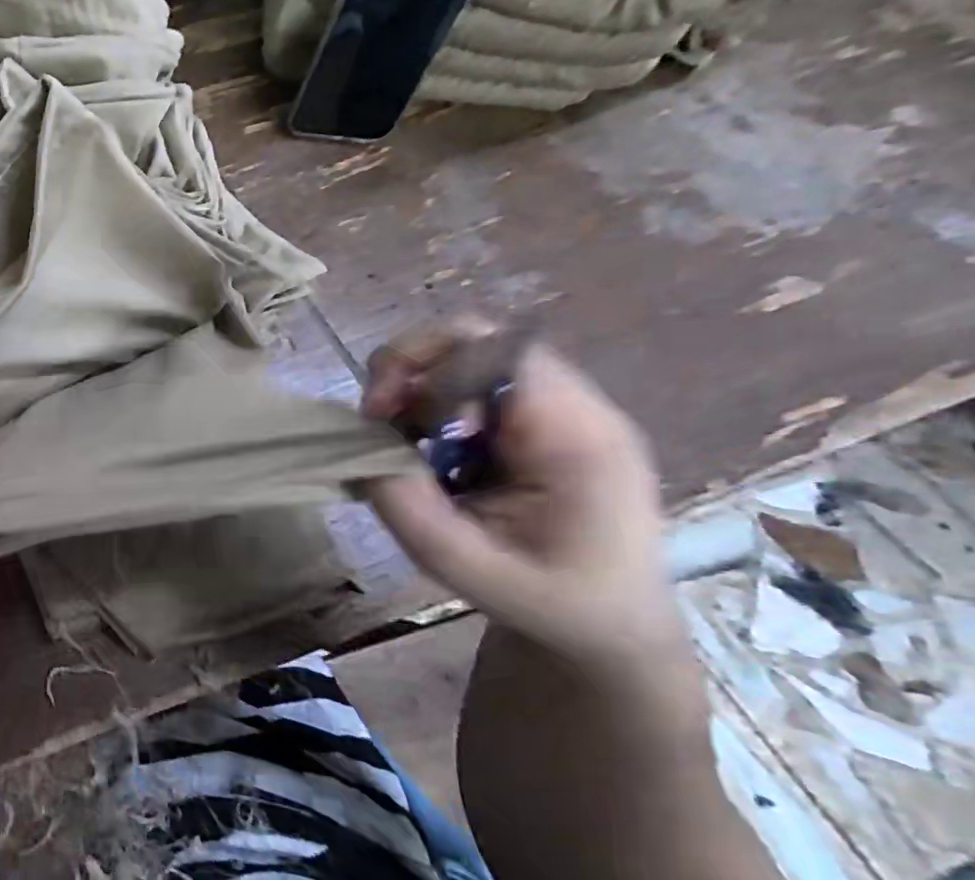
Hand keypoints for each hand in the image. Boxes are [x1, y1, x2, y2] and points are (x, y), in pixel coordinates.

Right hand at [363, 324, 687, 674]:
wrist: (610, 632)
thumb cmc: (549, 606)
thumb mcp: (465, 568)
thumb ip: (409, 507)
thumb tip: (363, 445)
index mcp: (576, 438)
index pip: (497, 350)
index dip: (427, 365)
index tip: (384, 411)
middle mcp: (575, 409)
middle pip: (478, 342)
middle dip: (412, 369)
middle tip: (378, 417)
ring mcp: (560, 413)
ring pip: (470, 359)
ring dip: (419, 389)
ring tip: (400, 440)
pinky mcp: (541, 424)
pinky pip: (474, 387)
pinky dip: (433, 407)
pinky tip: (427, 449)